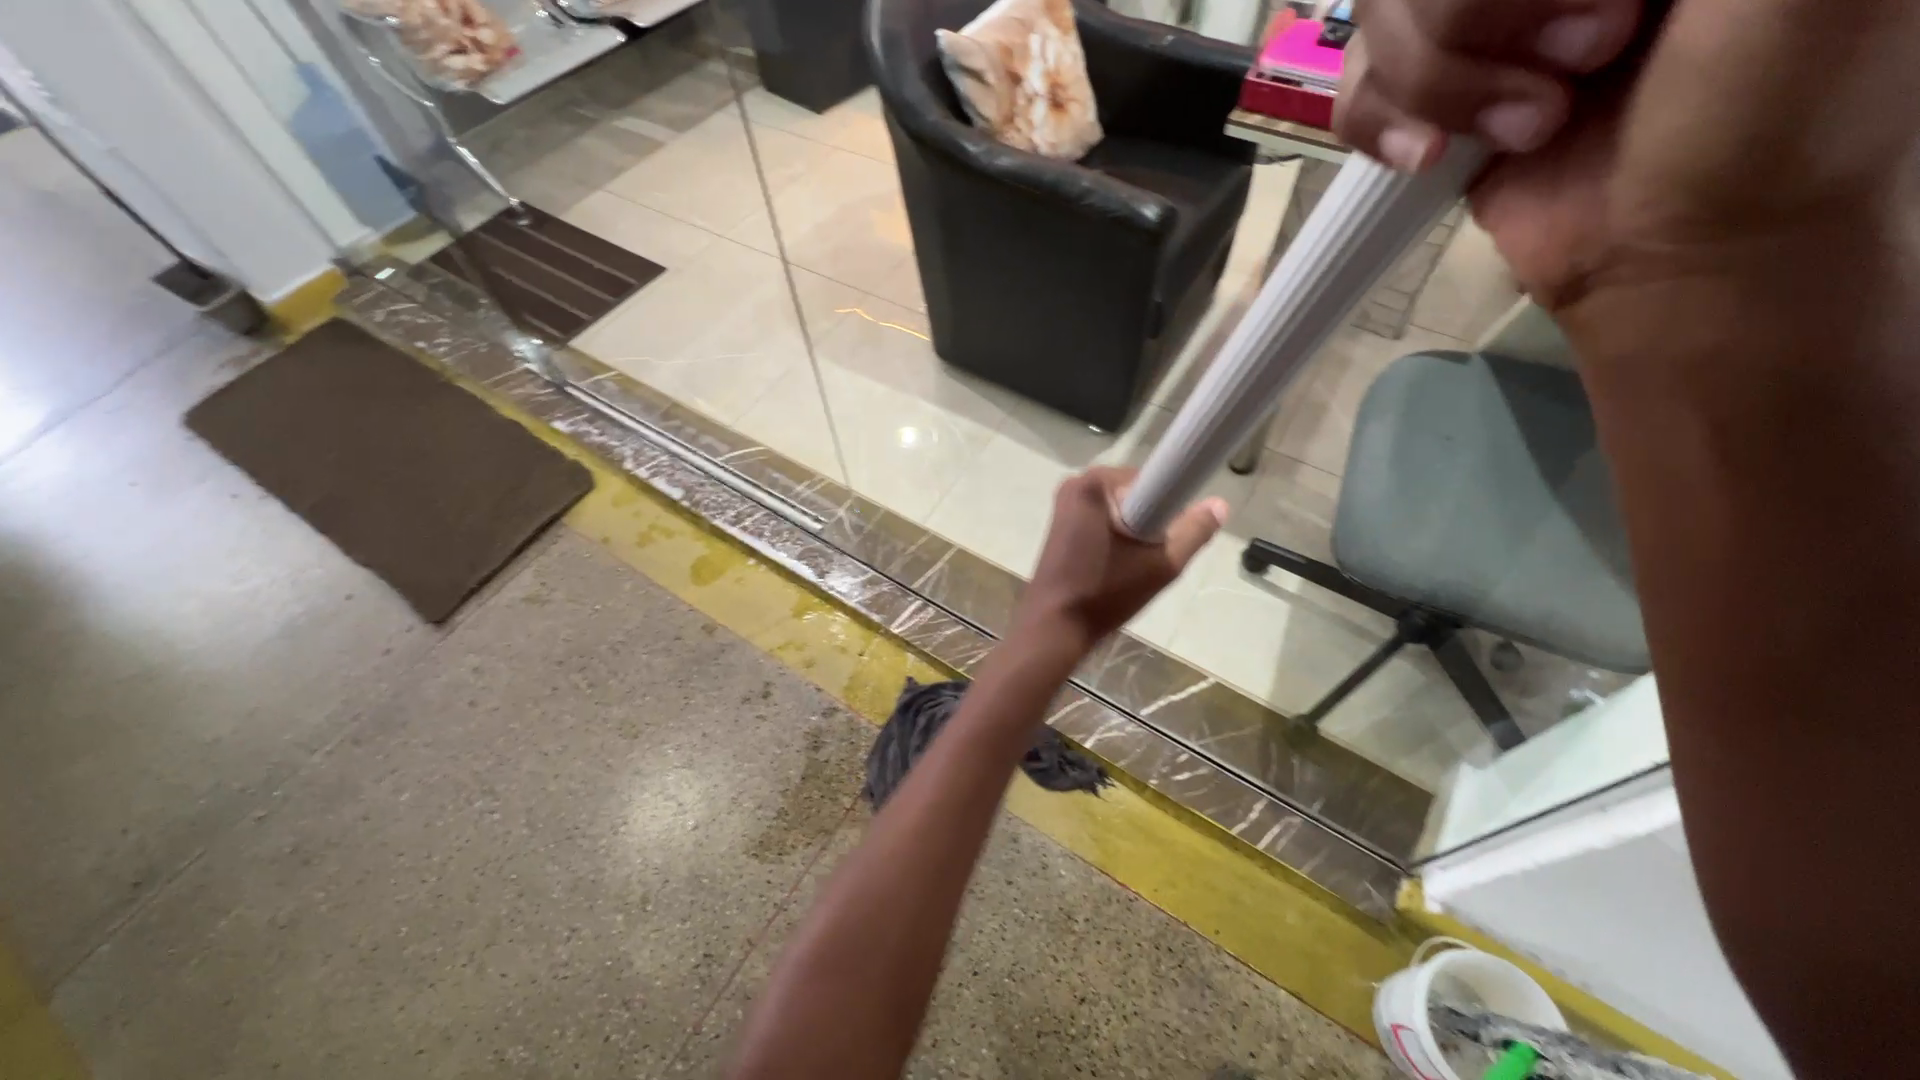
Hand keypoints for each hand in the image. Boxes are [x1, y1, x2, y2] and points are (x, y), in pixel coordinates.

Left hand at [1011, 468, 1226, 651]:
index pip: (1152, 478)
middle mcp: (1075, 483)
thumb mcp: (1161, 565)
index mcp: (1094, 482)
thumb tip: (1220, 504)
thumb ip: (1194, 532)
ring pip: (1120, 508)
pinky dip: (1115, 537)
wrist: (1054, 627)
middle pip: (1136, 493)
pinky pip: (1102, 520)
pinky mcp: (1060, 524)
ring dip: (1133, 532)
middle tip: (1151, 557)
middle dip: (1151, 520)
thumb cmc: (1104, 594)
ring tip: (1132, 565)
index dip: (1169, 505)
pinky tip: (1115, 566)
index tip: (1169, 535)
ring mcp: (1064, 503)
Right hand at [1334, 0, 1919, 311]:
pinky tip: (1433, 156)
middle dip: (1481, 12)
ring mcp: (1481, 20)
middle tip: (1588, 56)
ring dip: (1444, 82)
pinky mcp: (1433, 97)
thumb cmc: (1768, 104)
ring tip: (1532, 126)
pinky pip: (1353, 90)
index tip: (1610, 6)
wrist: (1682, 260)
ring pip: (1377, 15)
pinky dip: (1384, 125)